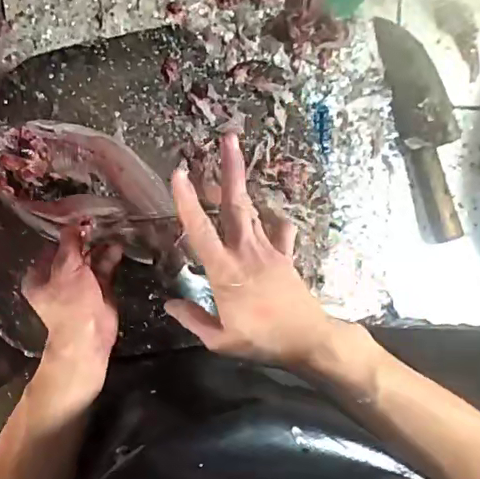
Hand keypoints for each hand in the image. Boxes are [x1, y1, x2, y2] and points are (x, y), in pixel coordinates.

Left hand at [22, 225, 122, 389]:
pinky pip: (103, 270)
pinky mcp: (98, 290)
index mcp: (39, 275)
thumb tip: (71, 223)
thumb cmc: (70, 303)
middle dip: (84, 239)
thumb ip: (69, 244)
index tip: (77, 217)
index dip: (64, 233)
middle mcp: (58, 278)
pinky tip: (117, 247)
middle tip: (97, 221)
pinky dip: (109, 259)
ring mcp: (79, 285)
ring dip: (99, 247)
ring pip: (89, 260)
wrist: (89, 337)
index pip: (50, 247)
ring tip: (110, 231)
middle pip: (71, 252)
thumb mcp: (66, 268)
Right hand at [165, 131, 346, 371]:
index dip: (187, 202)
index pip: (200, 231)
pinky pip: (279, 230)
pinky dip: (273, 220)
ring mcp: (269, 251)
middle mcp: (246, 252)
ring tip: (235, 162)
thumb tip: (170, 305)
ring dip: (242, 187)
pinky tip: (268, 216)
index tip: (178, 174)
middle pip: (235, 204)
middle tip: (229, 138)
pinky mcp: (285, 257)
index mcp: (225, 272)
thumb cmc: (262, 340)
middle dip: (231, 169)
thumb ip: (193, 320)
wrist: (310, 338)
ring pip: (253, 212)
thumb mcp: (220, 340)